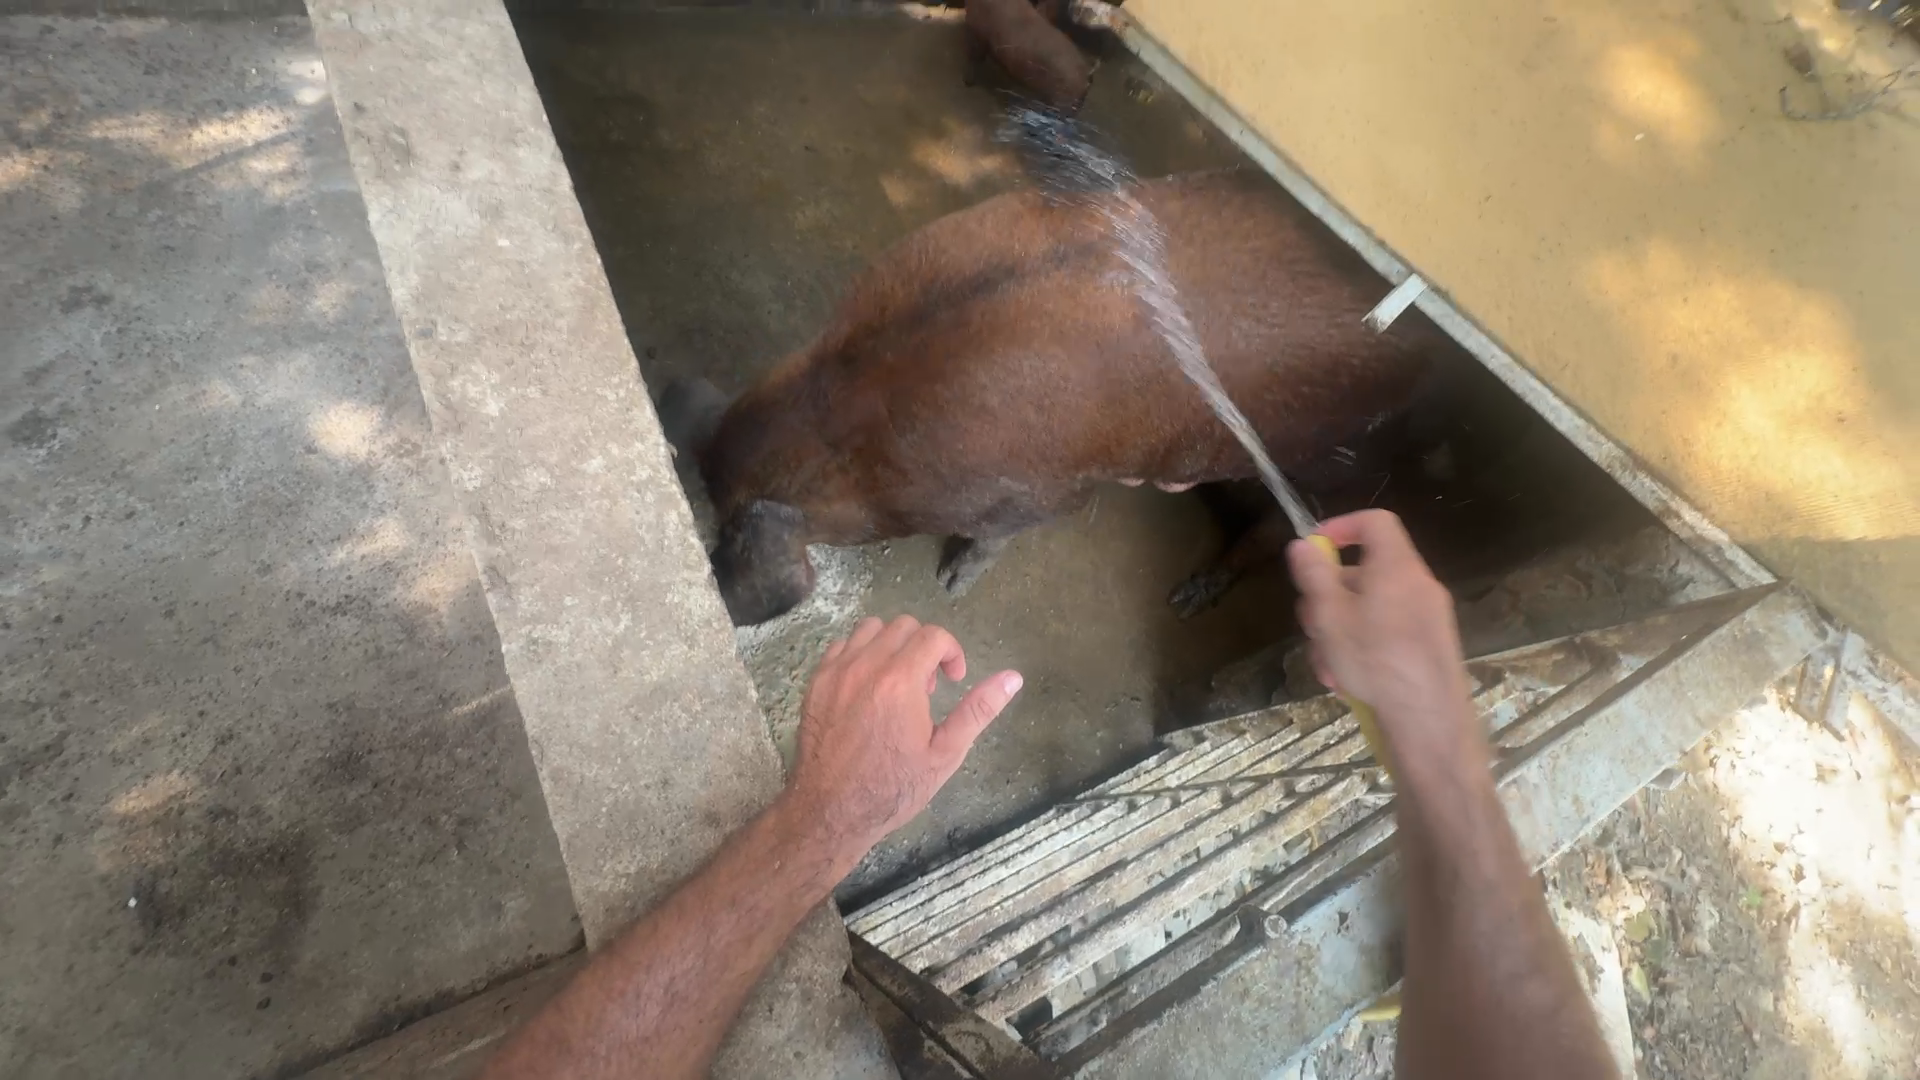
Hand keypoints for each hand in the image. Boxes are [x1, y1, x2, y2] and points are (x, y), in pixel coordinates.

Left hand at [784, 615, 1022, 867]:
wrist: (831, 810)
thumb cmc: (893, 787)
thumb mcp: (945, 752)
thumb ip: (978, 709)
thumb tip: (1013, 678)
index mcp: (901, 680)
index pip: (934, 635)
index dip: (952, 652)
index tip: (953, 679)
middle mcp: (867, 665)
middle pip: (904, 626)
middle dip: (923, 647)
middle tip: (925, 687)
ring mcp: (837, 671)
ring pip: (871, 628)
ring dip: (892, 645)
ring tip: (896, 681)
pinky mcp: (817, 681)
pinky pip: (843, 645)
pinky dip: (861, 654)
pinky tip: (867, 685)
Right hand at [1286, 510, 1483, 784]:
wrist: (1428, 719)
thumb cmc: (1374, 659)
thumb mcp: (1329, 614)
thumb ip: (1314, 575)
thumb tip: (1303, 544)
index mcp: (1396, 567)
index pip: (1374, 522)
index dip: (1339, 527)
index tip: (1311, 551)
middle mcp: (1417, 585)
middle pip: (1362, 572)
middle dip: (1327, 597)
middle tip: (1311, 625)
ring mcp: (1425, 617)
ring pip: (1366, 608)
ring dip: (1337, 631)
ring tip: (1327, 664)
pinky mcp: (1426, 645)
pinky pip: (1383, 632)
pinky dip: (1359, 647)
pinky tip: (1345, 679)